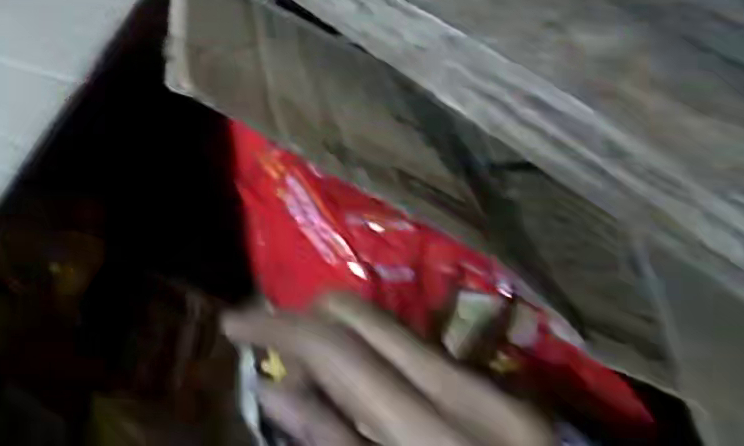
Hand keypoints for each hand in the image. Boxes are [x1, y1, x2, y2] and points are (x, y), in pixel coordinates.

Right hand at [221, 292, 555, 445]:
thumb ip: (338, 444)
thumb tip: (273, 388)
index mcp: (438, 429)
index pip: (331, 342)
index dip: (270, 326)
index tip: (230, 325)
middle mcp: (466, 391)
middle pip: (353, 310)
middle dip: (300, 317)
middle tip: (274, 349)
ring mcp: (496, 392)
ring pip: (384, 326)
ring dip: (336, 336)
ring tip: (318, 376)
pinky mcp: (512, 401)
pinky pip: (419, 353)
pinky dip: (376, 358)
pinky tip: (370, 392)